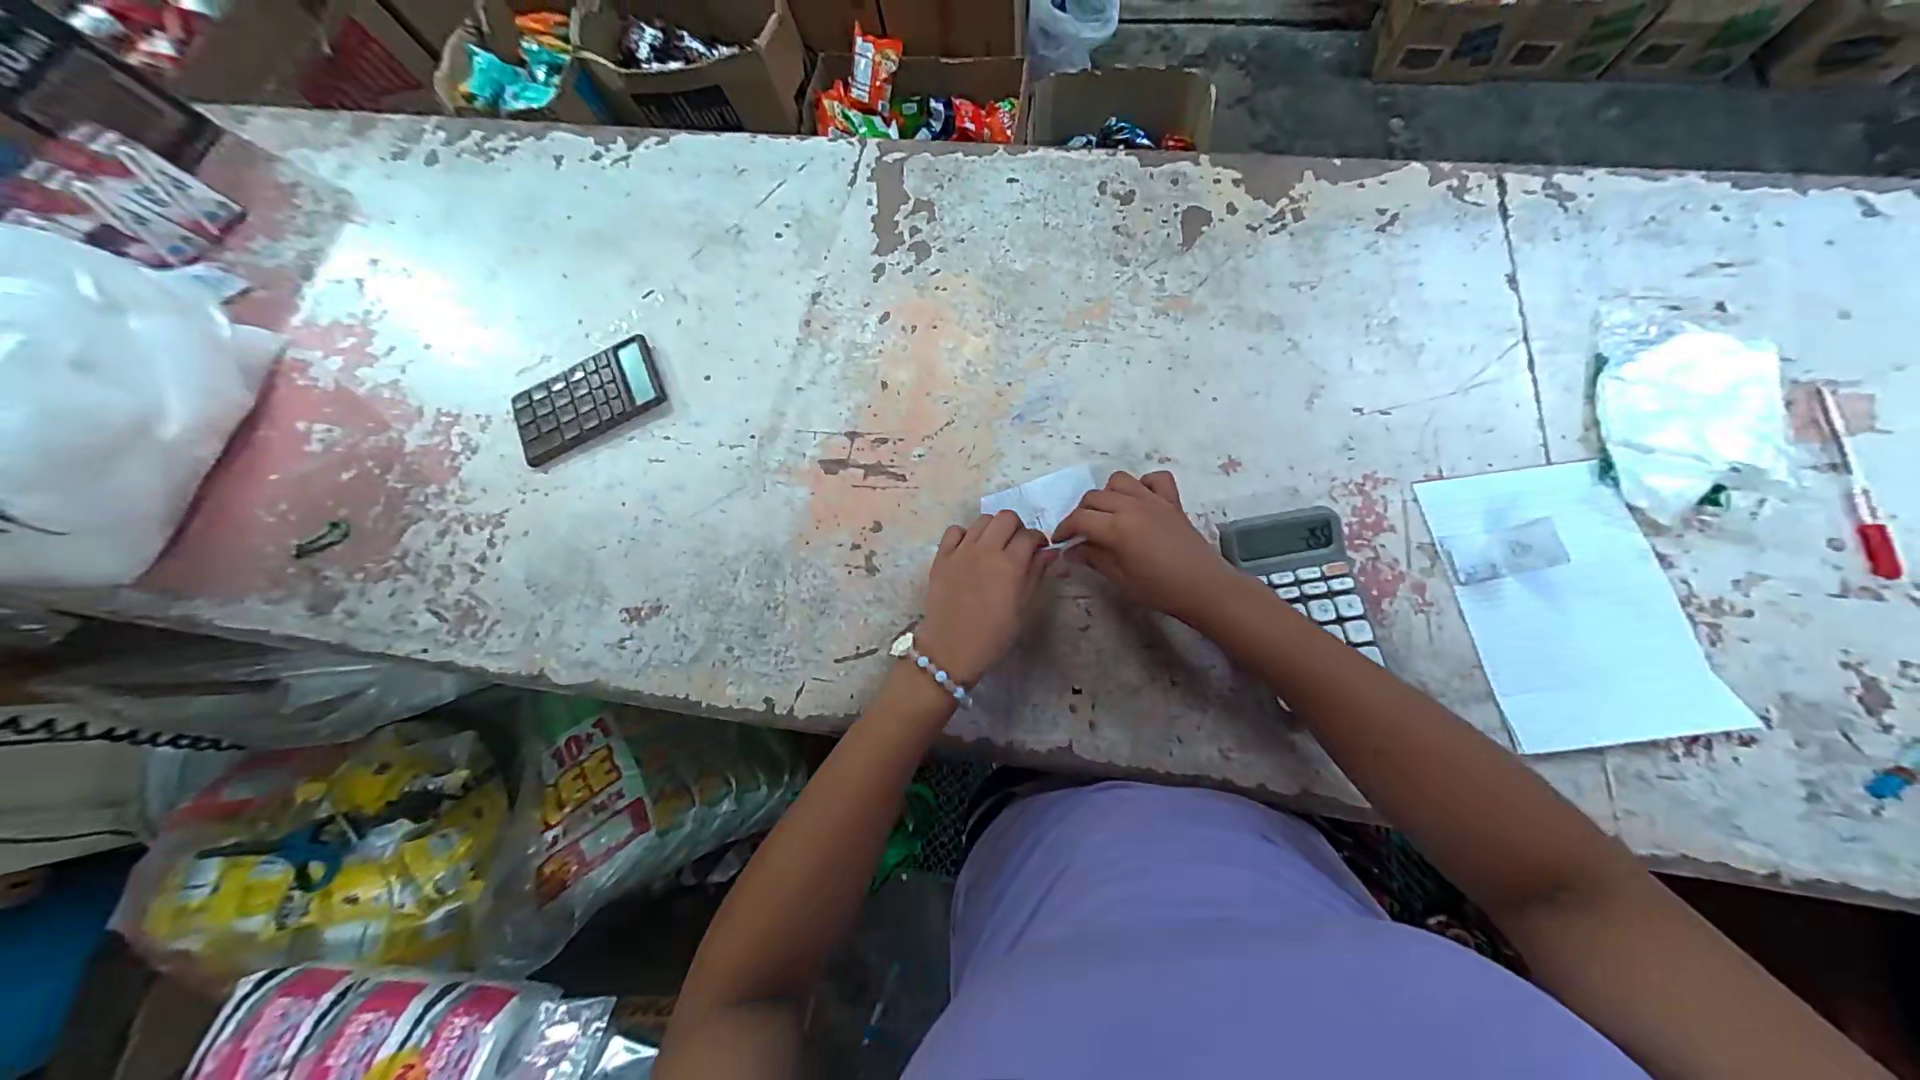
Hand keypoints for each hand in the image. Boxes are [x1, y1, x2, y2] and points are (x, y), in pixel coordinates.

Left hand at [916, 510, 1053, 685]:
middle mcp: (986, 550)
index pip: (1030, 535)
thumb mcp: (1024, 608)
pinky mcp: (941, 557)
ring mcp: (961, 551)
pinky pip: (955, 531)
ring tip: (994, 548)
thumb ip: (1036, 574)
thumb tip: (1050, 552)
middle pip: (1006, 517)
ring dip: (993, 529)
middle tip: (1017, 547)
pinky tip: (969, 551)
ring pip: (982, 520)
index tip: (1038, 551)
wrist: (952, 648)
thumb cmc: (994, 635)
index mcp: (1010, 564)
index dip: (1038, 540)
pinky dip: (965, 535)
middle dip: (1017, 528)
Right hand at [1053, 470, 1242, 624]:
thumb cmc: (1159, 589)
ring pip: (1119, 481)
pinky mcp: (1172, 502)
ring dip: (1107, 494)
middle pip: (1094, 497)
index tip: (1059, 541)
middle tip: (1080, 533)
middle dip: (1081, 513)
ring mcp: (1154, 500)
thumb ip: (1093, 558)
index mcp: (1117, 527)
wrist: (1203, 587)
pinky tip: (1140, 501)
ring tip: (1107, 514)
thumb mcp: (1119, 578)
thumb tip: (1071, 550)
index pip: (1080, 519)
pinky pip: (1156, 479)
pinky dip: (1144, 484)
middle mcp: (1133, 506)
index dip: (1064, 529)